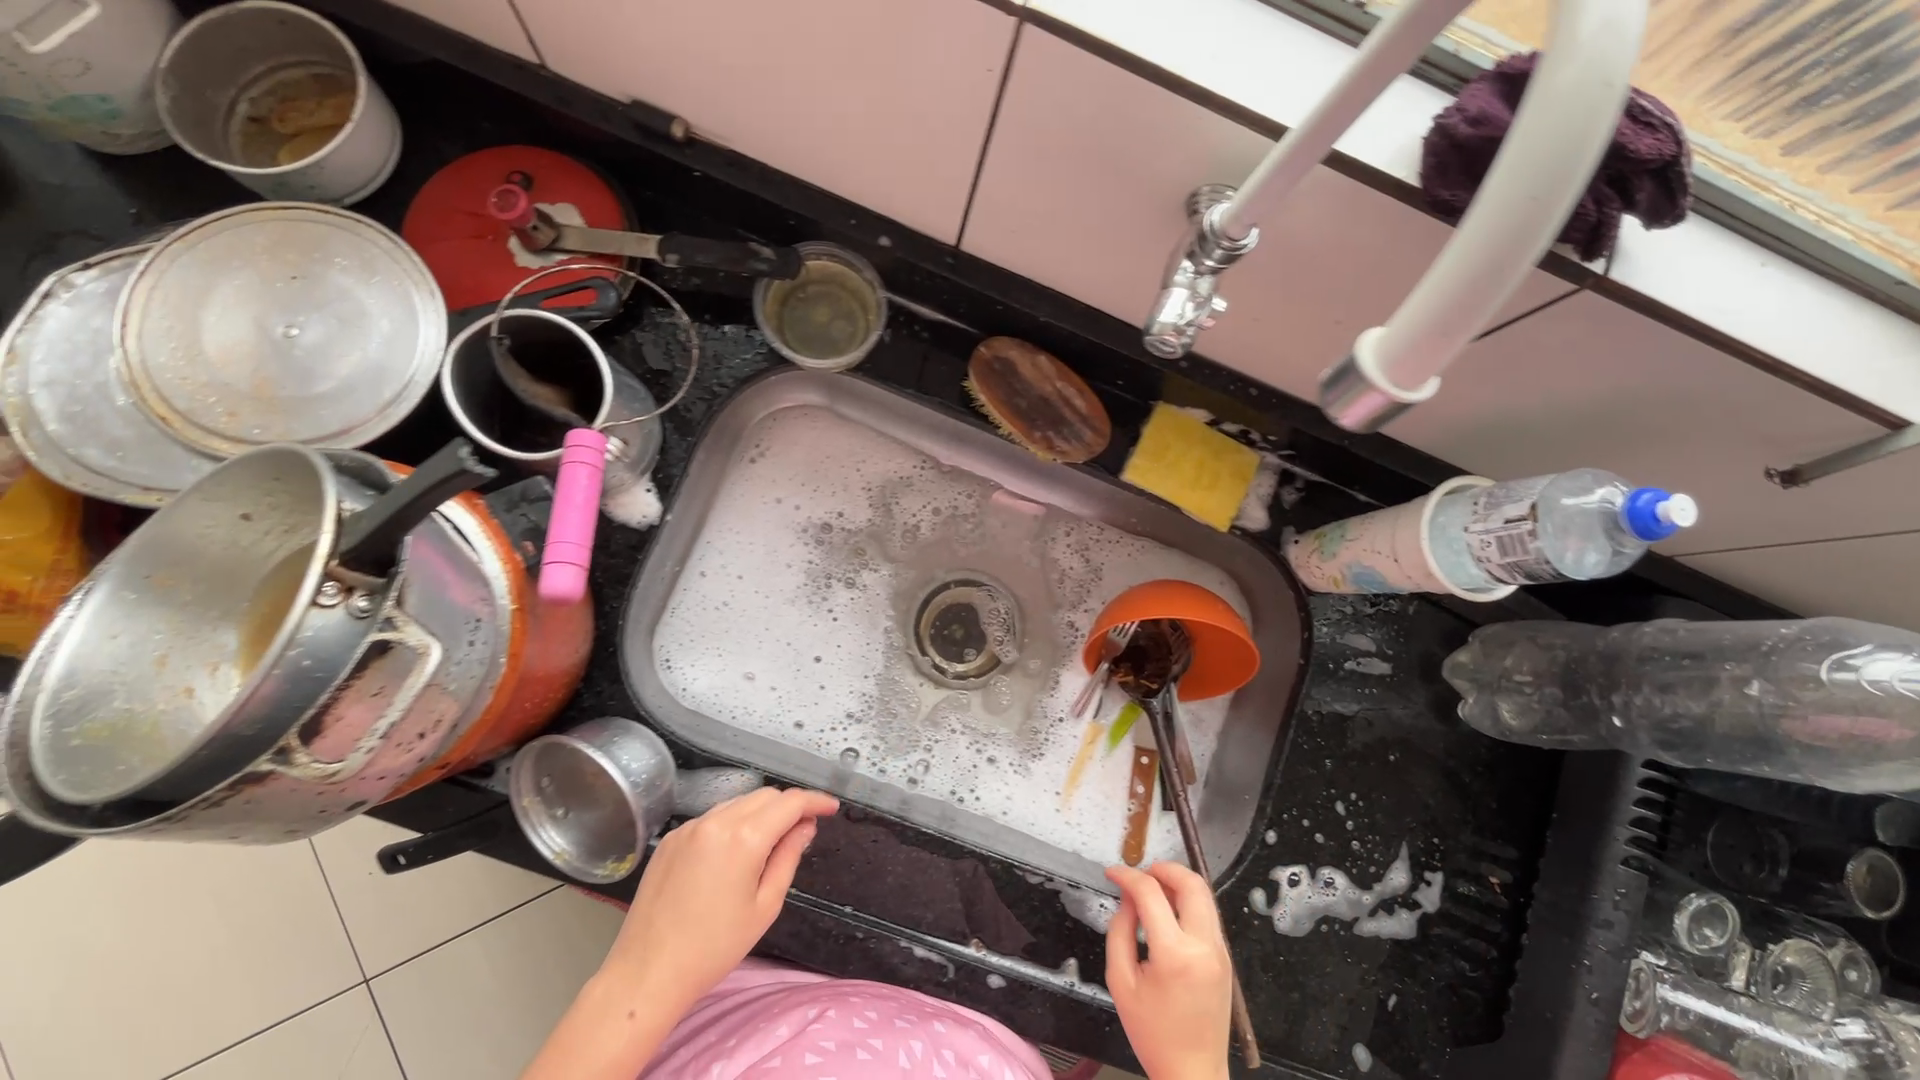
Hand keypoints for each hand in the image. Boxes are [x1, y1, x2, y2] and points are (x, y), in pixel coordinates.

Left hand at [603, 787, 838, 1009]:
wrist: (648, 972)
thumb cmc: (715, 947)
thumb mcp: (765, 906)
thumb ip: (788, 858)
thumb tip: (804, 827)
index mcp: (743, 838)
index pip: (790, 803)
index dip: (815, 801)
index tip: (831, 809)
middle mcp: (715, 821)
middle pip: (764, 796)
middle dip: (789, 807)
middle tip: (803, 831)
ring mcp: (688, 828)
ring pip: (737, 803)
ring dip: (760, 813)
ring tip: (769, 844)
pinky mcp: (670, 840)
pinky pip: (712, 818)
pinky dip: (732, 824)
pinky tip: (733, 854)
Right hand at [1105, 863, 1231, 1079]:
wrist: (1192, 1072)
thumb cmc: (1151, 1033)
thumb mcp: (1120, 982)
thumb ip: (1120, 932)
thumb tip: (1127, 900)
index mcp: (1175, 954)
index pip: (1151, 894)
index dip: (1128, 875)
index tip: (1112, 872)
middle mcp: (1204, 946)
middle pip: (1191, 883)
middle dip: (1163, 868)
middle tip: (1139, 872)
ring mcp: (1220, 951)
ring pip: (1204, 896)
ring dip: (1178, 882)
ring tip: (1151, 890)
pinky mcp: (1225, 959)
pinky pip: (1208, 916)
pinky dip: (1188, 903)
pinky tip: (1167, 913)